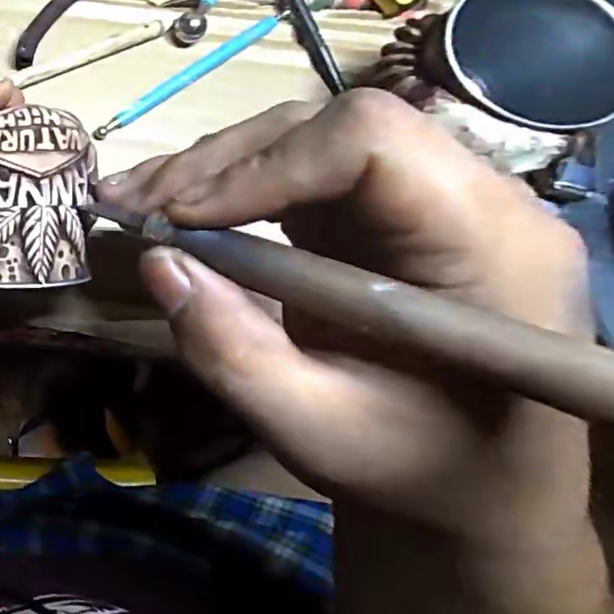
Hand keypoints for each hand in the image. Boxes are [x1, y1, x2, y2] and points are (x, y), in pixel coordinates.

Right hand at [103, 89, 592, 551]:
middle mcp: (464, 197)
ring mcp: (413, 199)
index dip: (261, 167)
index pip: (370, 143)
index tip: (176, 220)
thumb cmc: (413, 469)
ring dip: (202, 171)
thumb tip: (156, 261)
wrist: (471, 485)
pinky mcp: (370, 215)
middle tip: (126, 207)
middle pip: (322, 128)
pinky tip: (165, 207)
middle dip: (212, 166)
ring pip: (295, 140)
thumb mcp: (311, 429)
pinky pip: (286, 173)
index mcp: (487, 244)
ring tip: (126, 202)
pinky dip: (216, 188)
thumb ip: (231, 350)